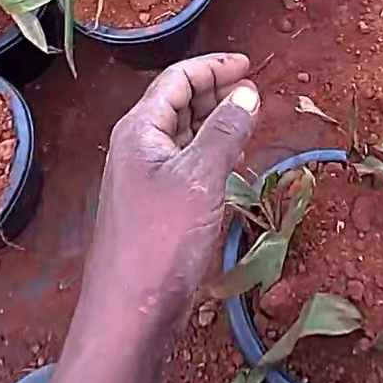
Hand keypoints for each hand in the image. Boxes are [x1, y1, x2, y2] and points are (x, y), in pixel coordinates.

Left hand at [74, 53, 256, 341]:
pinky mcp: (155, 203)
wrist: (129, 317)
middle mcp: (137, 146)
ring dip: (215, 121)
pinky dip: (210, 151)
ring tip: (248, 119)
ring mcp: (144, 176)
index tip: (248, 65)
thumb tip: (248, 93)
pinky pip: (186, 161)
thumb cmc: (162, 240)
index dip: (213, 66)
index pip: (177, 78)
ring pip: (183, 132)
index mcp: (139, 129)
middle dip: (215, 90)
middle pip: (178, 101)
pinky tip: (232, 158)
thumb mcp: (201, 177)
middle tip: (253, 91)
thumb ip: (225, 130)